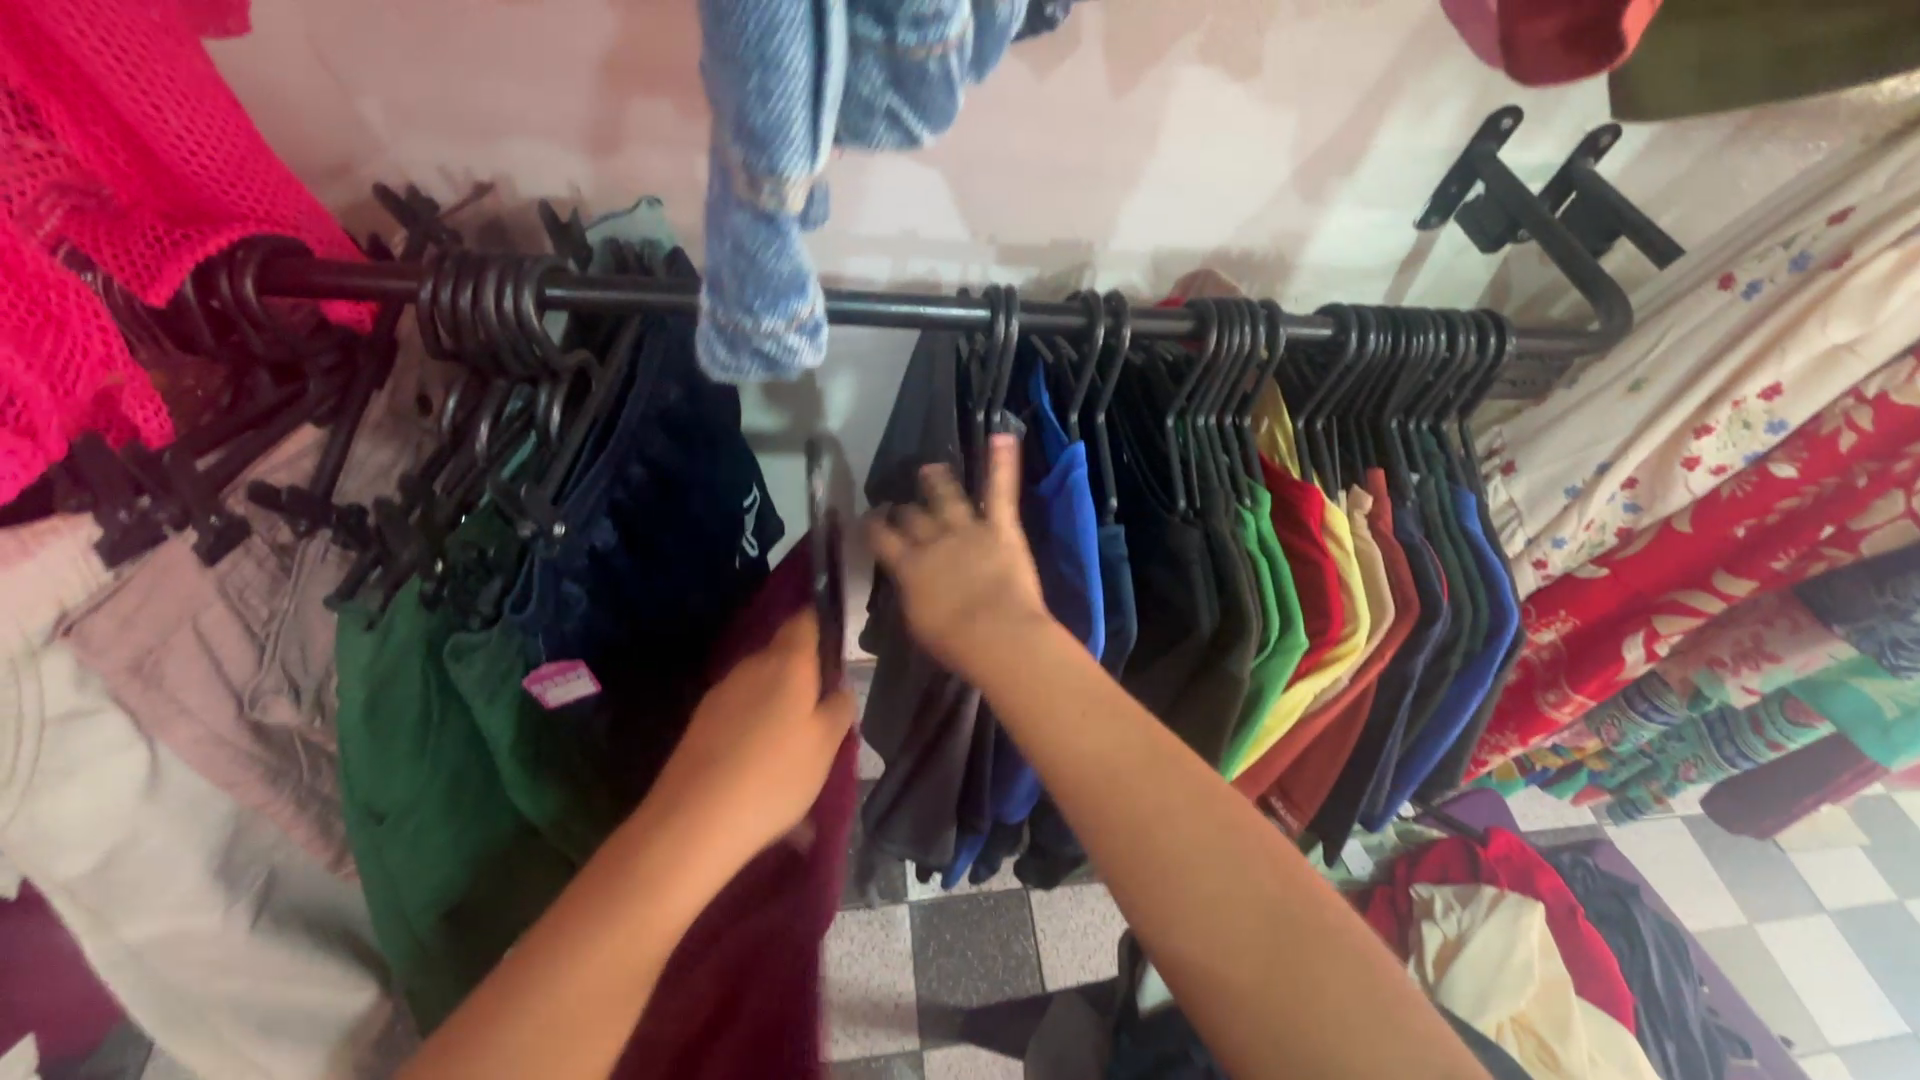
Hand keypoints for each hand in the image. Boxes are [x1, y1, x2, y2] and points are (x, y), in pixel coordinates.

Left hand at [645, 611, 855, 868]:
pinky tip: (762, 766)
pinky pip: (740, 714)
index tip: (836, 643)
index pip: (805, 620)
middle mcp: (750, 667)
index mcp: (787, 663)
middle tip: (824, 710)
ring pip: (760, 687)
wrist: (694, 821)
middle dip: (803, 675)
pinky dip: (755, 728)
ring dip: (778, 705)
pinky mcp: (700, 723)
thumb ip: (839, 709)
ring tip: (795, 746)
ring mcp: (720, 694)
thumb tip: (839, 688)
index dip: (822, 624)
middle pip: (782, 655)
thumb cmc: (775, 776)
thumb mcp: (826, 745)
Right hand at [867, 433, 1053, 679]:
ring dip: (938, 482)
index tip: (867, 520)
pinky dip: (1002, 461)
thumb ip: (912, 598)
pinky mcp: (1001, 527)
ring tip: (932, 470)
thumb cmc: (955, 643)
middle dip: (904, 510)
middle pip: (913, 517)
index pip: (881, 540)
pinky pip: (1000, 489)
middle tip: (899, 505)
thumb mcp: (918, 625)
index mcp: (908, 568)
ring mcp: (967, 529)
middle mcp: (932, 541)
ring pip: (948, 497)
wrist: (996, 634)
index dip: (872, 527)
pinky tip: (1003, 435)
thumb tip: (910, 590)